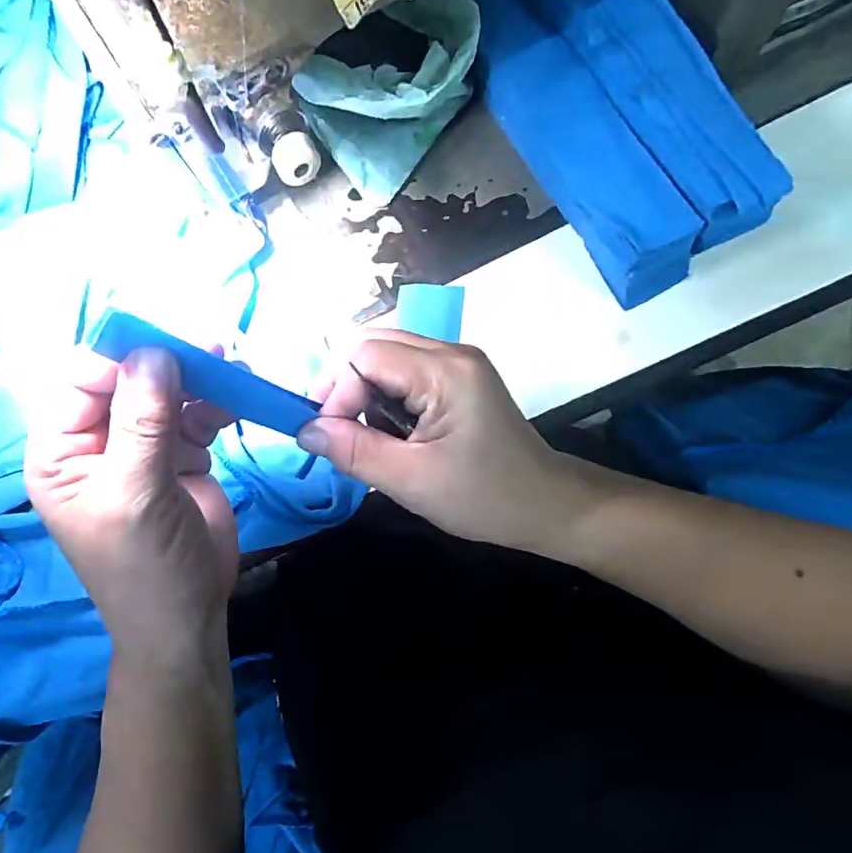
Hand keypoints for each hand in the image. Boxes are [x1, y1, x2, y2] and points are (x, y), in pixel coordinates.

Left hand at [25, 347, 239, 668]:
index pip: (79, 382)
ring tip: (229, 366)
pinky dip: (215, 405)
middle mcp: (96, 442)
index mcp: (61, 451)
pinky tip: (234, 401)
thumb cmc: (145, 567)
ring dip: (196, 379)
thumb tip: (153, 352)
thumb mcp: (136, 495)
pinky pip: (195, 415)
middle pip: (126, 380)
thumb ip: (143, 422)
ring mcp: (141, 447)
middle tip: (209, 344)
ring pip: (165, 393)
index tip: (164, 341)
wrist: (189, 620)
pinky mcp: (180, 455)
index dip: (117, 356)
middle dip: (165, 362)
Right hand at [297, 331, 596, 554]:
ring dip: (364, 394)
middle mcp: (452, 353)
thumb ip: (355, 451)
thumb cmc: (485, 497)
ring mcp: (458, 363)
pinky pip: (406, 373)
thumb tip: (305, 430)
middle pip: (374, 346)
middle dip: (345, 387)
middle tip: (337, 434)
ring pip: (387, 358)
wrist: (546, 506)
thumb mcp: (412, 480)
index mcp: (446, 371)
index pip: (366, 354)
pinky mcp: (459, 380)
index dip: (336, 391)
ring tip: (367, 438)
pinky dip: (385, 399)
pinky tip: (391, 433)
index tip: (330, 438)